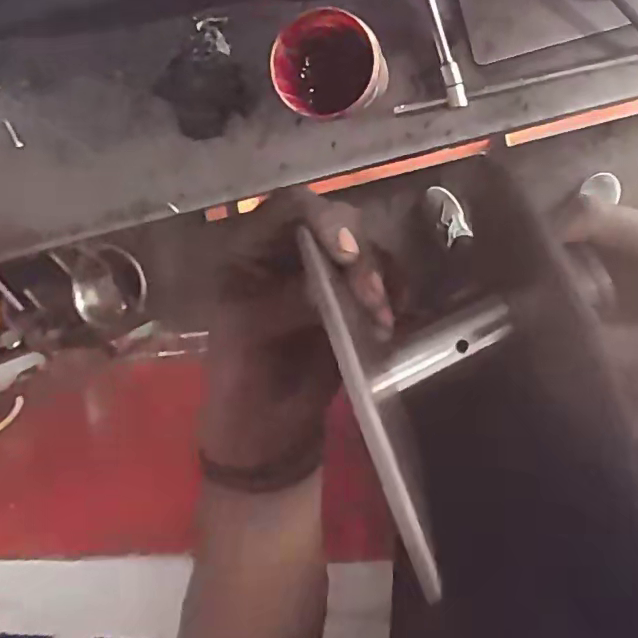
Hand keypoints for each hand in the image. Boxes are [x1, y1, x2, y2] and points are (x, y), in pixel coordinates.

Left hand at [172, 188, 392, 473]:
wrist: (268, 430)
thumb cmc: (242, 380)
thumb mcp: (247, 339)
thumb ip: (284, 302)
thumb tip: (326, 282)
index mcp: (253, 247)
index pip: (290, 207)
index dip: (323, 218)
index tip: (346, 255)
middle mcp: (291, 247)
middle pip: (338, 220)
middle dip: (360, 255)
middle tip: (372, 296)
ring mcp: (326, 269)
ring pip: (367, 246)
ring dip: (381, 276)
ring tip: (382, 318)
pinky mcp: (353, 293)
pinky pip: (385, 275)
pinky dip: (394, 292)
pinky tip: (390, 320)